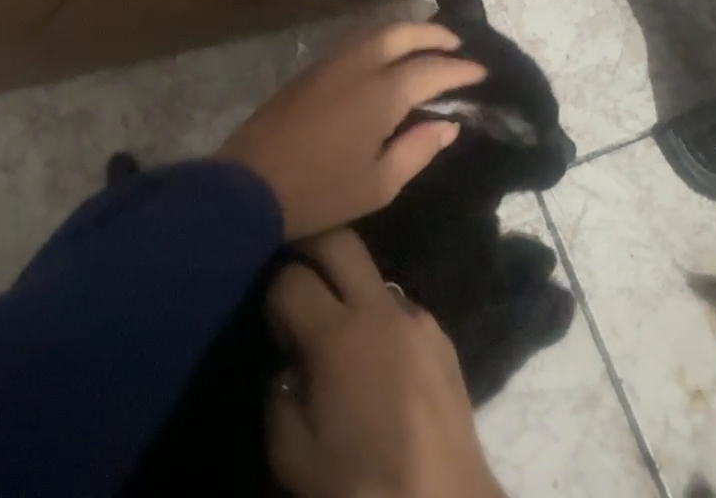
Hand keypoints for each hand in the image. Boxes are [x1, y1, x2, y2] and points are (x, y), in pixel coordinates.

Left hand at [219, 22, 484, 239]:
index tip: (481, 73)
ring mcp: (328, 64)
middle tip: (457, 44)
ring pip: (373, 31)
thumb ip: (418, 149)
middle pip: (401, 33)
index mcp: (380, 93)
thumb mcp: (379, 184)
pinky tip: (385, 56)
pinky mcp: (307, 71)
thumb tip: (448, 124)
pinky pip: (353, 41)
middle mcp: (356, 66)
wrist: (248, 187)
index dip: (460, 70)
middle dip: (433, 34)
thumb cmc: (320, 193)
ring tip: (425, 44)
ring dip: (405, 31)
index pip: (431, 69)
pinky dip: (378, 39)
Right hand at [266, 230, 504, 497]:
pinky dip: (380, 317)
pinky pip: (400, 306)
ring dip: (349, 285)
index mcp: (337, 336)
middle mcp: (380, 311)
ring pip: (373, 272)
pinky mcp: (442, 335)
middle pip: (339, 241)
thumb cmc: (361, 483)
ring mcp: (417, 318)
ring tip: (339, 327)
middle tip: (296, 280)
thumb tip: (290, 365)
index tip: (274, 322)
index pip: (290, 279)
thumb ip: (279, 396)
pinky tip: (377, 356)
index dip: (273, 295)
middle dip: (310, 247)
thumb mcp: (293, 454)